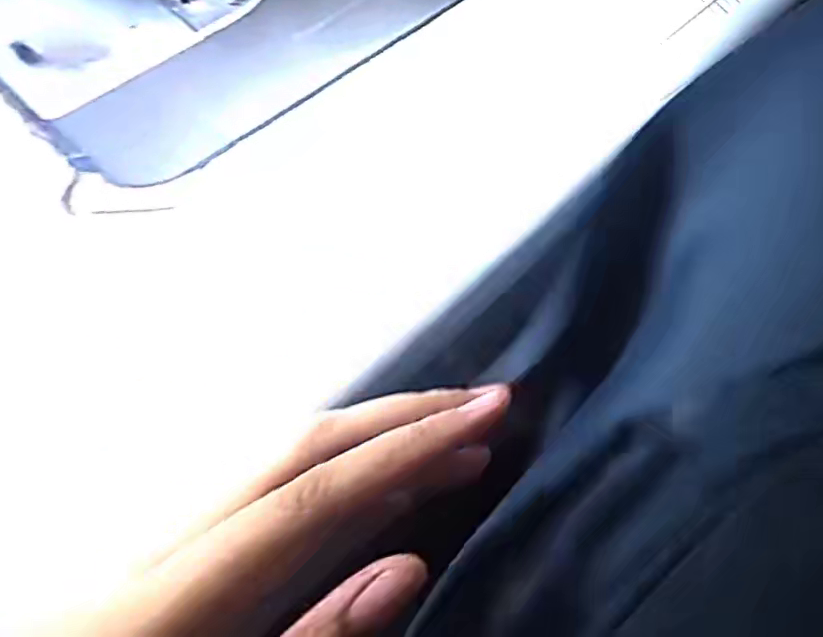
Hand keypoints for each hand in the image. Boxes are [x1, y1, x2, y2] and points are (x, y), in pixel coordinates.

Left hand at [61, 386, 510, 636]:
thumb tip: (409, 565)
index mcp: (156, 603)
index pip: (314, 492)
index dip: (413, 444)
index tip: (493, 408)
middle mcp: (149, 556)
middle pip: (299, 448)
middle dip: (407, 414)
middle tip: (489, 401)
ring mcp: (145, 552)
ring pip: (285, 456)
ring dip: (387, 436)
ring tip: (462, 441)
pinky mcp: (155, 562)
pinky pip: (273, 486)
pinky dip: (350, 468)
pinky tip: (394, 486)